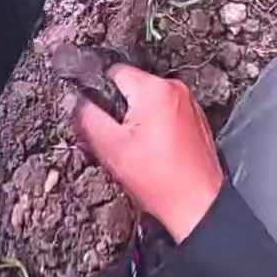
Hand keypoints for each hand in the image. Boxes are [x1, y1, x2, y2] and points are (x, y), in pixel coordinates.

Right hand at [74, 65, 223, 241]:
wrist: (197, 204)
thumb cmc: (161, 181)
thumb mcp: (112, 150)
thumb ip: (90, 119)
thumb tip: (79, 101)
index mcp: (154, 90)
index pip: (115, 73)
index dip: (102, 95)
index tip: (101, 116)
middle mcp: (174, 88)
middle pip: (132, 86)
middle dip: (120, 109)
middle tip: (119, 140)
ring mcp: (187, 101)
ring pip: (148, 99)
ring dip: (138, 118)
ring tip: (140, 149)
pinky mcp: (194, 115)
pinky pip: (165, 110)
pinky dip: (157, 124)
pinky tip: (156, 150)